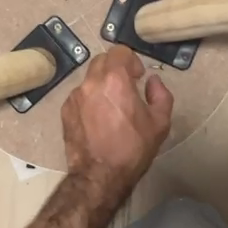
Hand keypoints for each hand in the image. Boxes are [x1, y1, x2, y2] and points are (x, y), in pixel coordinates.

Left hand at [61, 45, 173, 197]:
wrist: (99, 175)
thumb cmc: (132, 149)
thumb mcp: (160, 123)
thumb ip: (161, 94)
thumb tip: (152, 82)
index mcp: (115, 80)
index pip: (119, 51)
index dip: (131, 61)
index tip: (137, 77)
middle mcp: (91, 83)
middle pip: (102, 61)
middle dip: (115, 69)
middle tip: (126, 87)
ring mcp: (75, 97)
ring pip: (89, 79)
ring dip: (101, 84)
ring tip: (111, 106)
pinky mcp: (66, 111)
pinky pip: (80, 96)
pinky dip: (89, 99)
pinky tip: (98, 119)